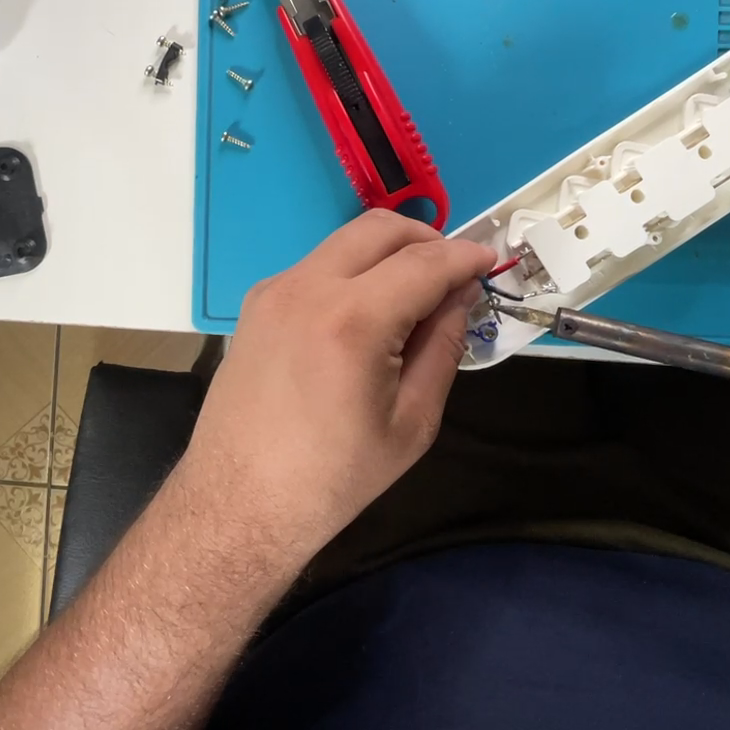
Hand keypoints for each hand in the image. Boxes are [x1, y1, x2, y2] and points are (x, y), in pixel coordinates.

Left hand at [174, 211, 495, 558]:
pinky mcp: (257, 302)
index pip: (423, 262)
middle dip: (426, 239)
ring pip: (345, 241)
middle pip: (379, 228)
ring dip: (388, 253)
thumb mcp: (412, 420)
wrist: (240, 501)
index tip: (489, 259)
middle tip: (453, 272)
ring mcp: (275, 290)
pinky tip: (365, 313)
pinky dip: (352, 271)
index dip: (464, 256)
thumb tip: (461, 294)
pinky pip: (317, 265)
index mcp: (352, 321)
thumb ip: (443, 346)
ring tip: (413, 295)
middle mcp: (307, 288)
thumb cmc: (335, 475)